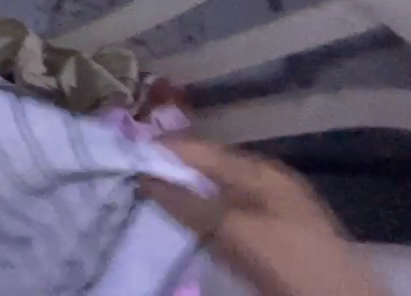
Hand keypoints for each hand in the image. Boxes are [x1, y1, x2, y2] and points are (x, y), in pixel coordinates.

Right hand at [140, 138, 387, 295]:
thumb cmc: (293, 263)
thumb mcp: (235, 229)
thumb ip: (185, 200)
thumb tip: (140, 175)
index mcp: (258, 170)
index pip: (194, 147)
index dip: (156, 151)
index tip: (116, 159)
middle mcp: (261, 183)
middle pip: (199, 169)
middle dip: (164, 174)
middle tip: (125, 183)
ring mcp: (266, 212)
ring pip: (206, 195)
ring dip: (176, 199)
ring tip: (141, 202)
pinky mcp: (265, 239)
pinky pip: (218, 219)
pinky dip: (194, 220)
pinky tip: (174, 225)